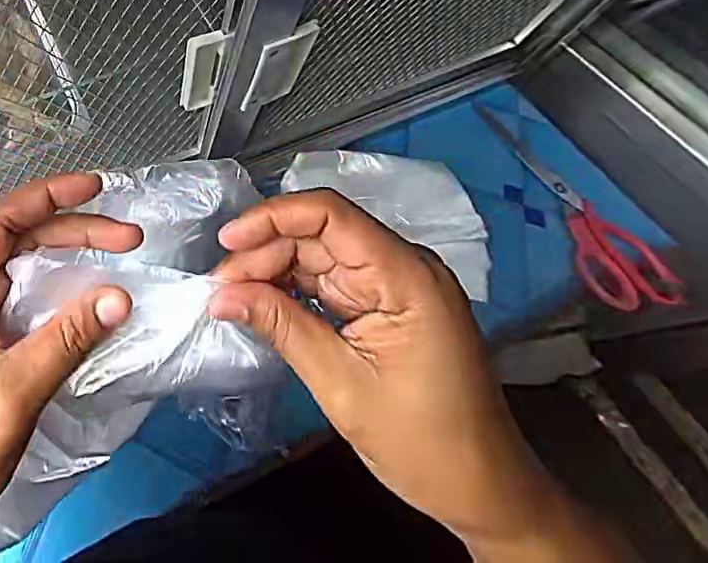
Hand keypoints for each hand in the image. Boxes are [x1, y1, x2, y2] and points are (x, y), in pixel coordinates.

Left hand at [0, 173, 139, 562]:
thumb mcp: (12, 389)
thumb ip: (67, 338)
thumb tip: (120, 297)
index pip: (0, 222)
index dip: (48, 197)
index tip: (93, 186)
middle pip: (19, 240)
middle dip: (74, 230)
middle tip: (127, 234)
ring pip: (28, 268)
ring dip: (72, 257)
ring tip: (119, 248)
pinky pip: (31, 300)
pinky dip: (64, 292)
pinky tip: (93, 290)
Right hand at [208, 190, 616, 561]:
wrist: (485, 493)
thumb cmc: (428, 446)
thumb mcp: (343, 385)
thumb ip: (281, 327)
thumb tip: (222, 296)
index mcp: (406, 276)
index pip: (330, 214)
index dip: (272, 217)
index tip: (229, 239)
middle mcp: (400, 266)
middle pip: (315, 233)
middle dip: (263, 252)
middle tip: (222, 287)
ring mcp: (391, 283)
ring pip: (314, 253)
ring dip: (270, 270)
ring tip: (232, 296)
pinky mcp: (380, 301)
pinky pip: (324, 278)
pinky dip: (289, 288)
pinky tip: (260, 302)